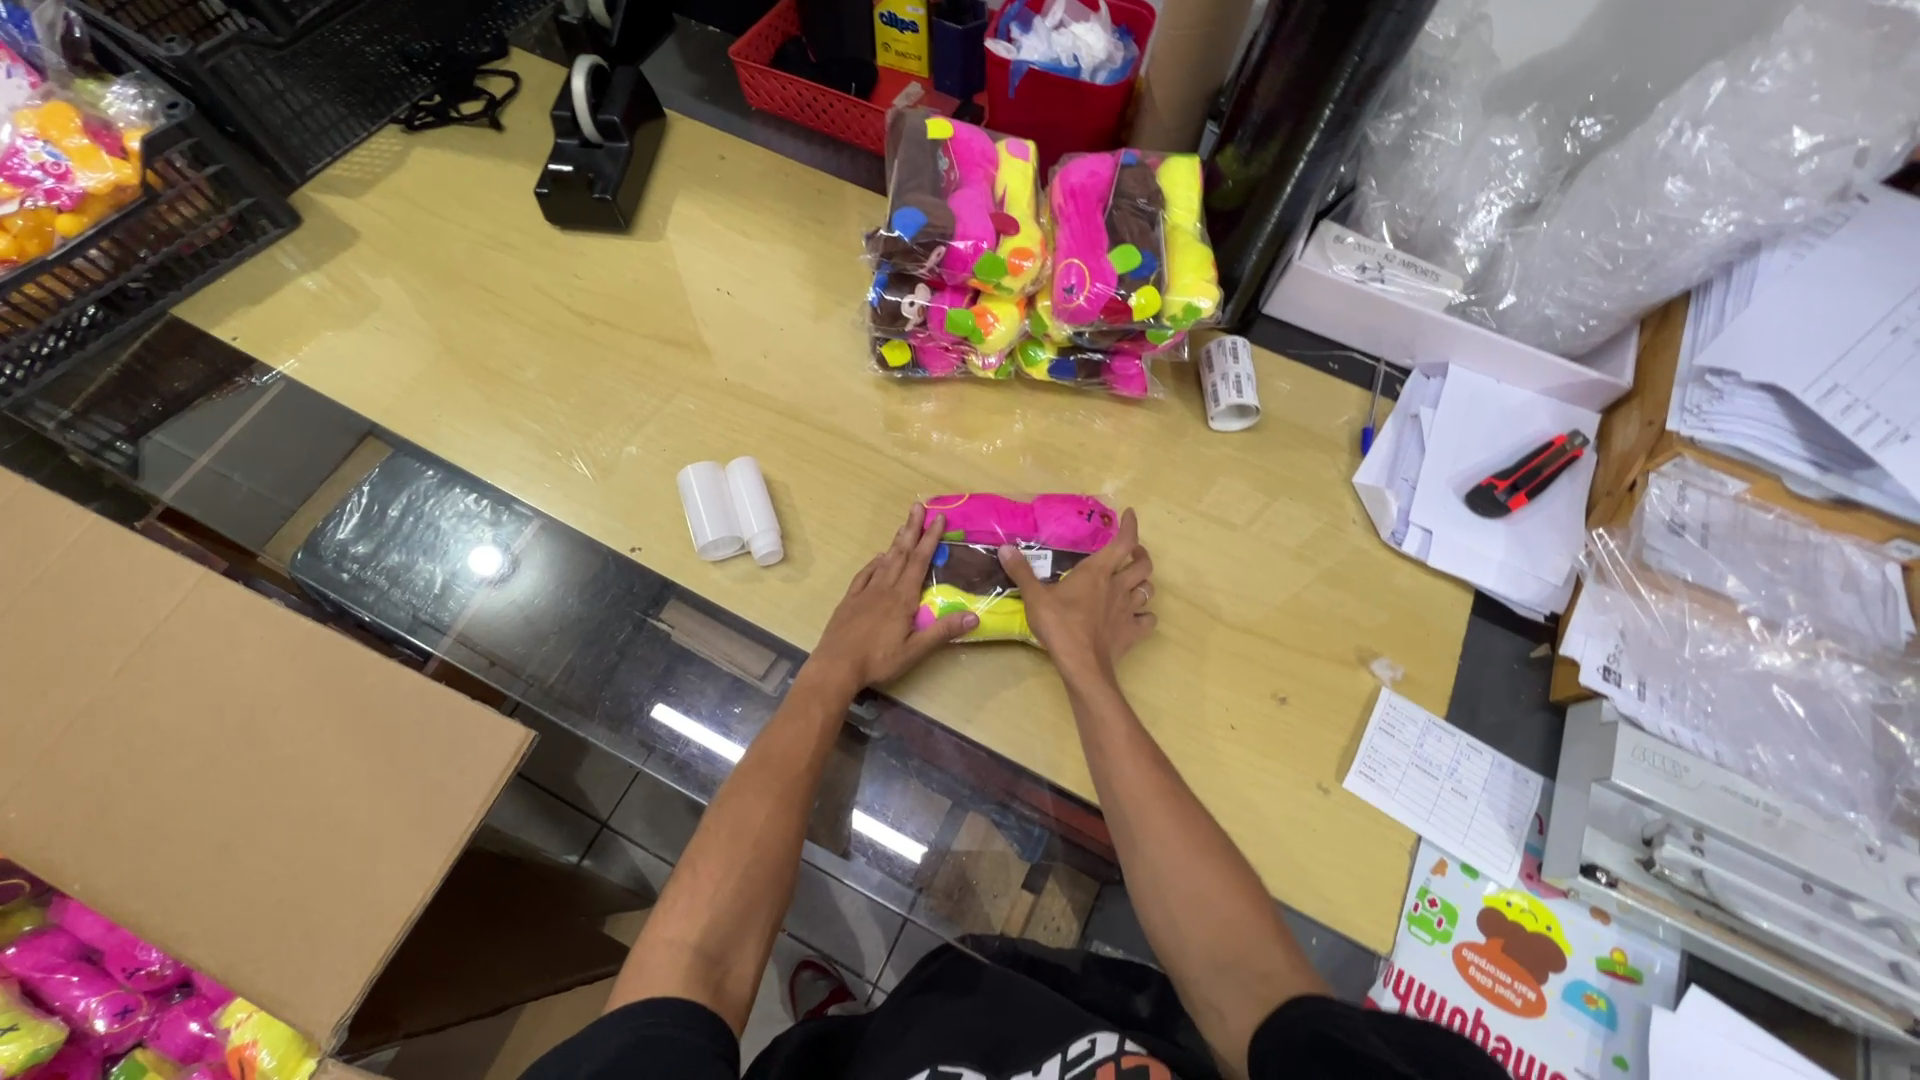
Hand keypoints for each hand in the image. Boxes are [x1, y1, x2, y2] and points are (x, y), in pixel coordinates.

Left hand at [806, 505, 977, 692]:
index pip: (920, 562)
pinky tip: (878, 558)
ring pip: (884, 561)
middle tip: (918, 506)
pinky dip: (874, 563)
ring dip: (896, 542)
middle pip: (901, 553)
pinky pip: (865, 574)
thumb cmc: (878, 660)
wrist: (836, 665)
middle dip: (912, 529)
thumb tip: (974, 616)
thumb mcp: (915, 650)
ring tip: (903, 526)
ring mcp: (865, 593)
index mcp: (902, 598)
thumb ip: (943, 632)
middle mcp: (884, 588)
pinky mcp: (850, 600)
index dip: (930, 539)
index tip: (938, 518)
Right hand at [997, 508, 1154, 680]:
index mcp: (1098, 572)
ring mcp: (1129, 610)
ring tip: (1133, 583)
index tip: (1129, 515)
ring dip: (1143, 584)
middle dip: (1141, 555)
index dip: (1130, 526)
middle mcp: (1118, 586)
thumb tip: (1005, 548)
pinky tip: (1137, 618)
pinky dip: (1146, 616)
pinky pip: (1149, 621)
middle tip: (1132, 554)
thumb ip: (1022, 572)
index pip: (1123, 541)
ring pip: (1148, 591)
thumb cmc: (1060, 626)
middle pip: (1143, 565)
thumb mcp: (1035, 597)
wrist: (1082, 664)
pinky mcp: (1133, 633)